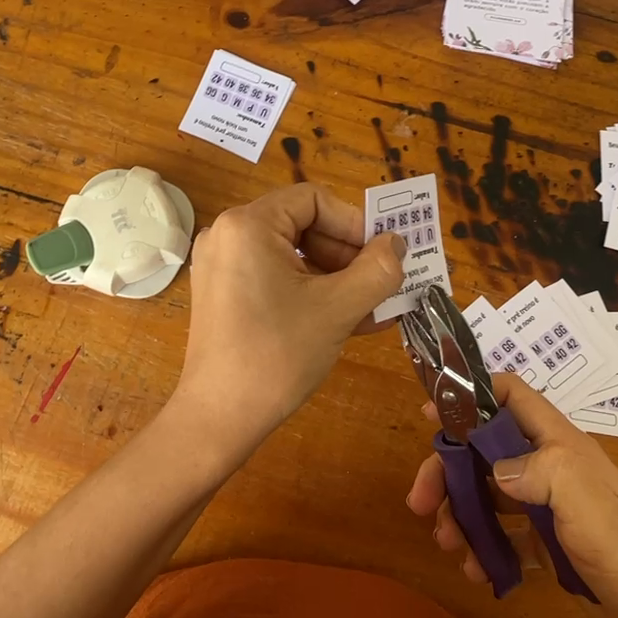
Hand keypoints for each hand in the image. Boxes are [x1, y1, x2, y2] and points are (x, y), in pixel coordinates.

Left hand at [171, 183, 404, 462]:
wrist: (219, 417)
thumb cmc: (278, 355)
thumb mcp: (338, 309)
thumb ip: (377, 269)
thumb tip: (397, 242)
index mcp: (247, 225)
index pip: (313, 200)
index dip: (354, 224)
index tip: (383, 256)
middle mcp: (227, 235)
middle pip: (301, 225)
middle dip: (347, 255)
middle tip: (381, 286)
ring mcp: (221, 266)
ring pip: (291, 256)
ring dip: (335, 278)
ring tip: (372, 310)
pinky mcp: (222, 295)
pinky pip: (274, 278)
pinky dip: (310, 293)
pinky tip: (345, 321)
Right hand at [406, 374, 617, 617]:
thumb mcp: (584, 499)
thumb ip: (537, 468)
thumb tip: (494, 470)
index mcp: (562, 446)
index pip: (513, 396)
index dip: (472, 393)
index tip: (432, 411)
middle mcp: (555, 470)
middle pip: (486, 451)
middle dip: (448, 472)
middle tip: (419, 503)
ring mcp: (555, 510)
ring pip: (490, 496)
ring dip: (461, 515)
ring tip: (449, 546)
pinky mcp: (556, 549)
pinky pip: (507, 537)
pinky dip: (486, 549)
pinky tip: (479, 572)